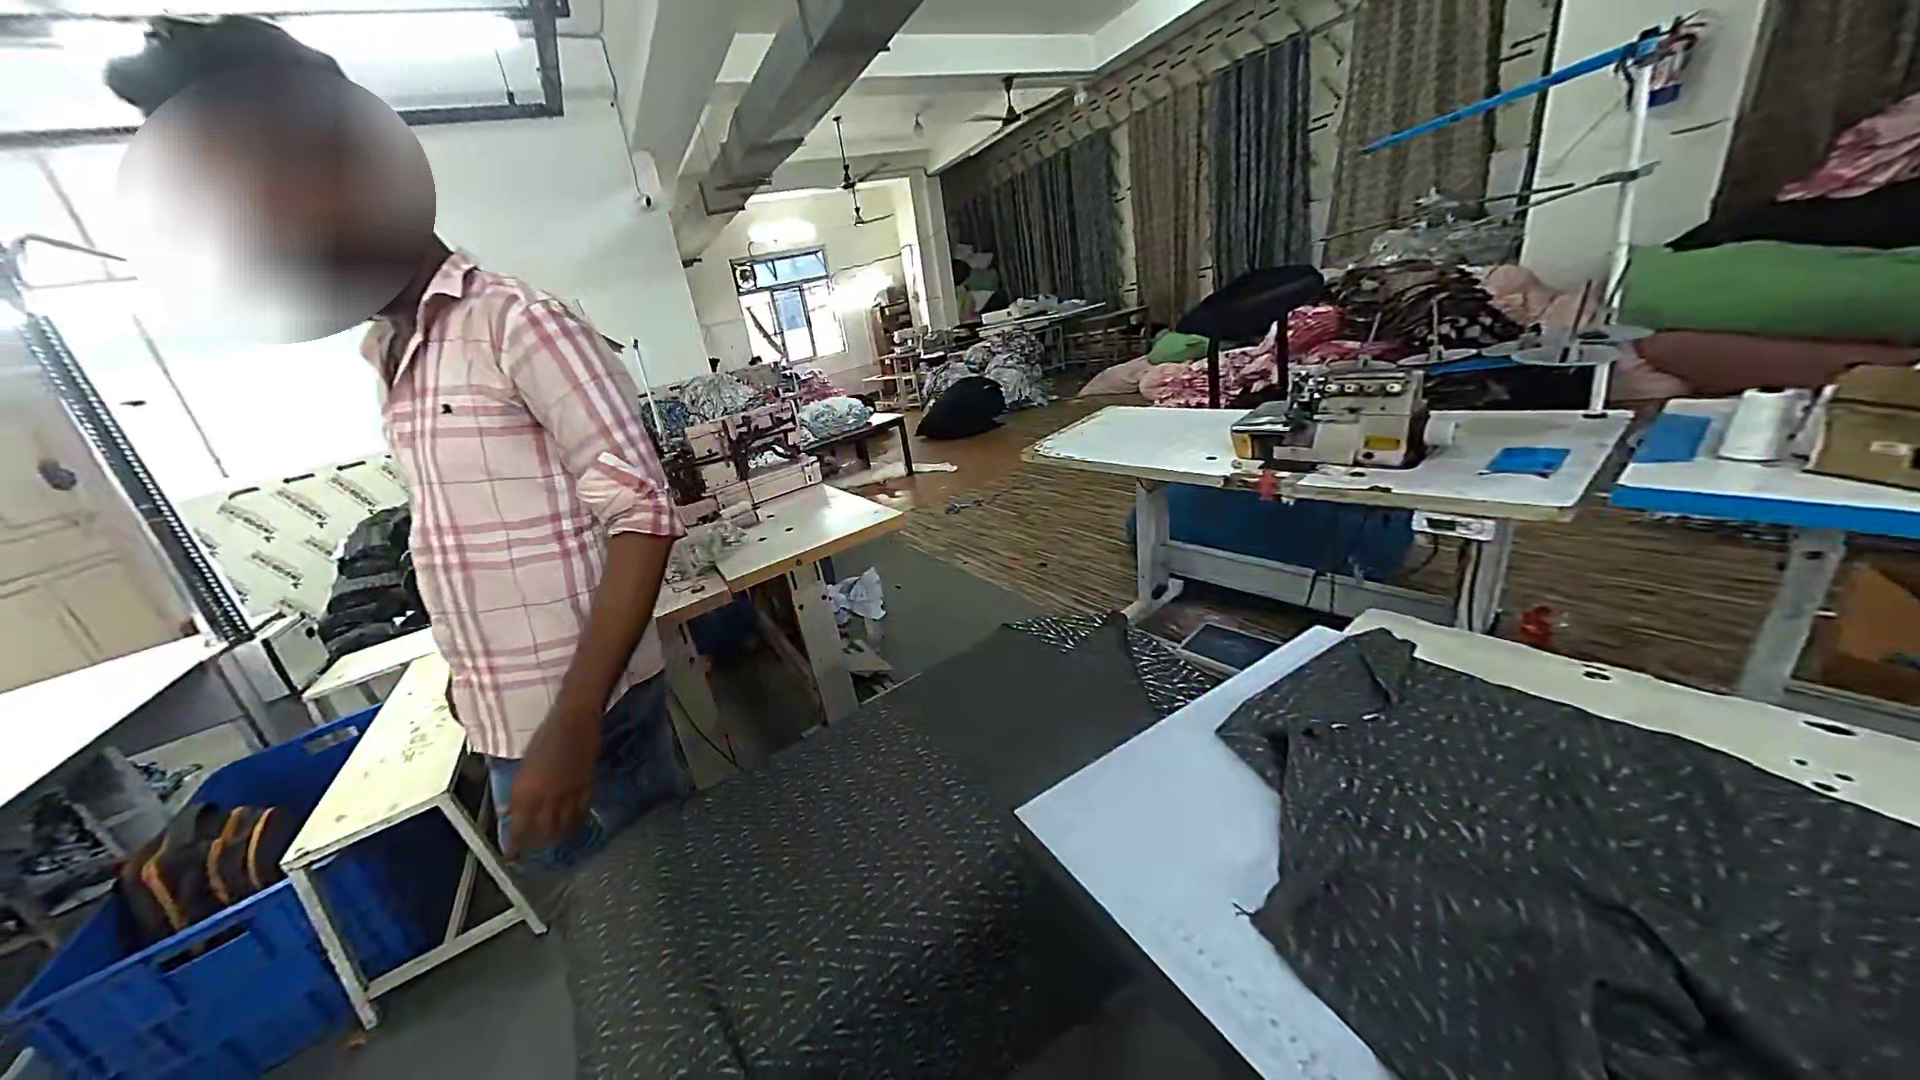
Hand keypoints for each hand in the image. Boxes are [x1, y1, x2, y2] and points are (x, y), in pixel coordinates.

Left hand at [507, 702, 600, 857]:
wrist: (573, 721)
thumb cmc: (545, 736)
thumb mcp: (524, 765)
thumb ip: (520, 791)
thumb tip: (510, 811)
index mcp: (523, 792)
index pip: (518, 828)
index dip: (516, 845)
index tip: (513, 855)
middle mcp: (544, 798)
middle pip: (542, 832)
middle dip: (539, 844)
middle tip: (538, 851)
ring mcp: (567, 793)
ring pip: (563, 825)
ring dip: (559, 837)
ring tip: (558, 843)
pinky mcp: (586, 787)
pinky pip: (581, 811)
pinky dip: (578, 821)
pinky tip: (576, 825)